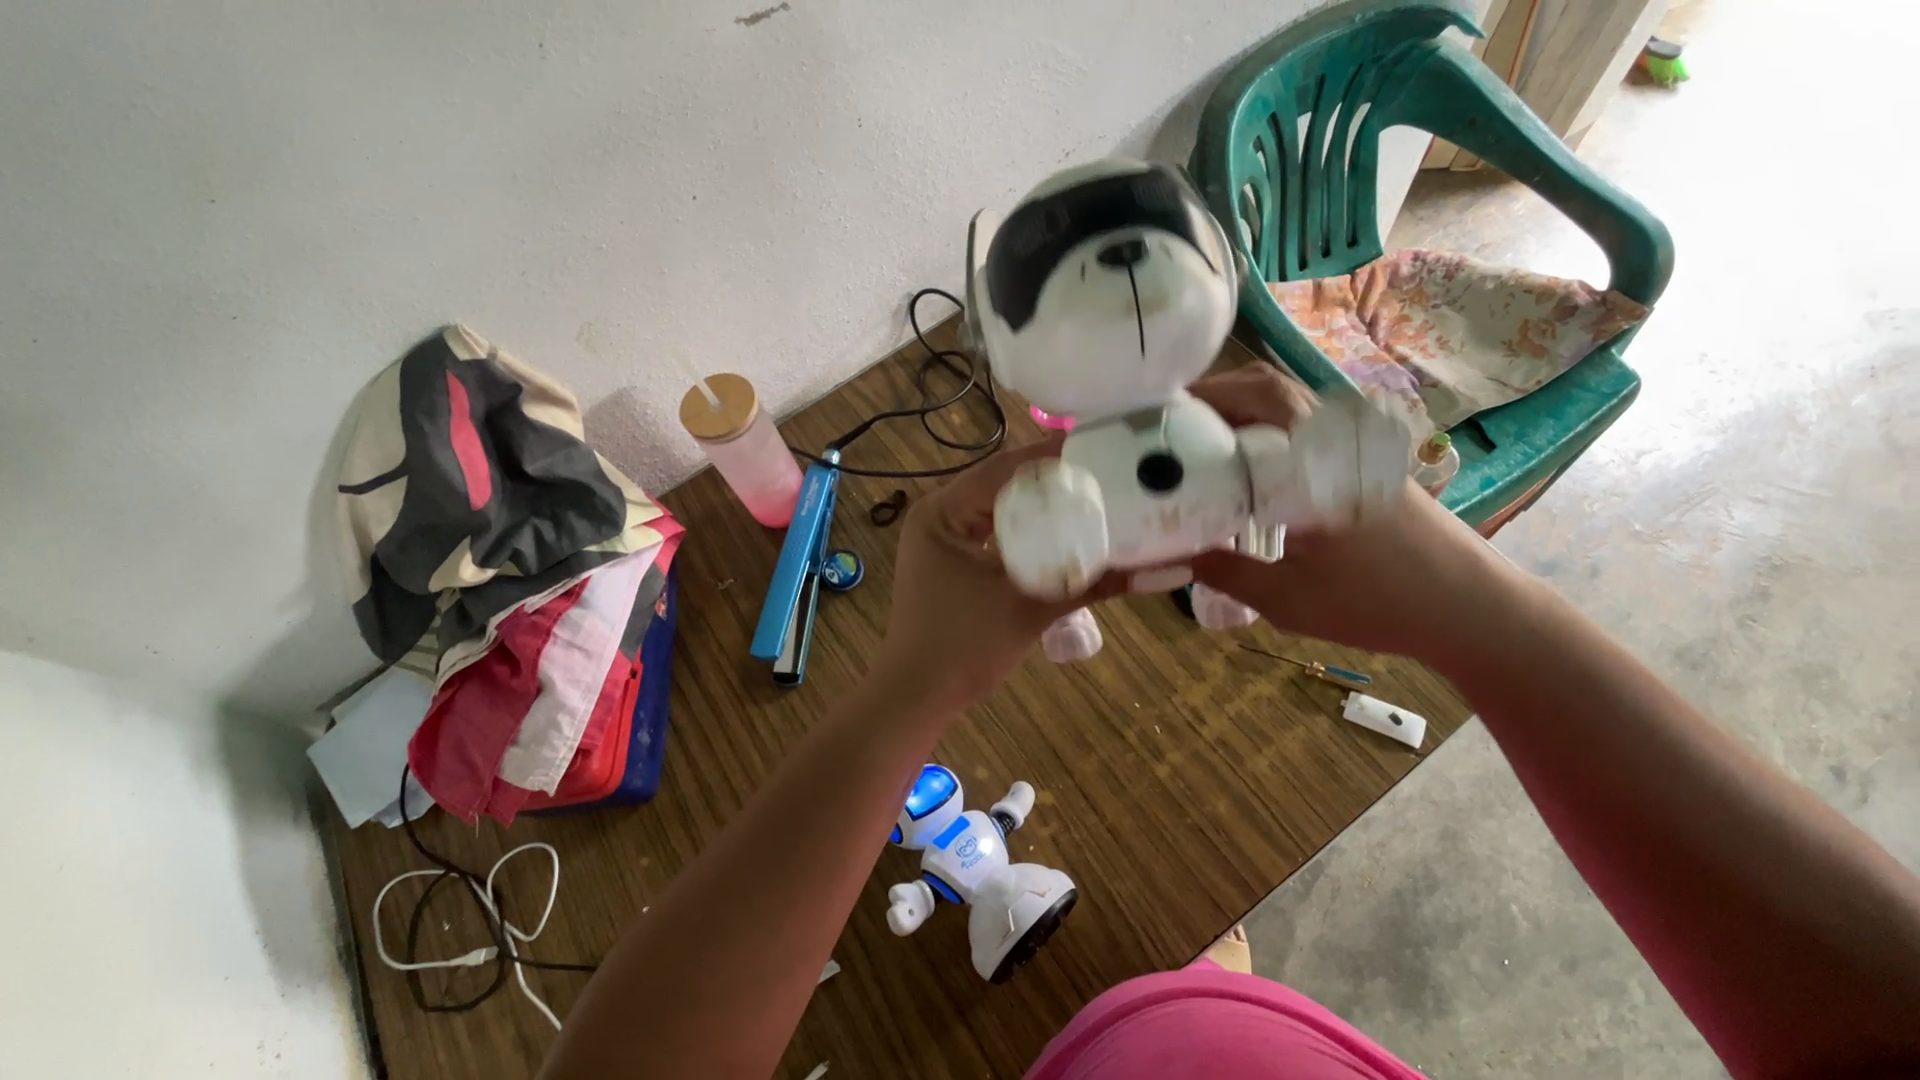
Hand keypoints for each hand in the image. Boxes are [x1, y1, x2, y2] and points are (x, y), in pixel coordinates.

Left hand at [873, 440, 1119, 712]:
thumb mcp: (1029, 608)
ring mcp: (943, 538)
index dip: (1054, 459)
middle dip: (1054, 482)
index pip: (1004, 470)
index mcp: (942, 512)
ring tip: (1096, 496)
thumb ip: (1091, 582)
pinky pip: (996, 533)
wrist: (917, 697)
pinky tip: (1066, 533)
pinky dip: (1028, 532)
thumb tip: (1160, 570)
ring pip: (1001, 509)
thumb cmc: (963, 648)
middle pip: (1003, 486)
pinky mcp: (953, 560)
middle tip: (1108, 473)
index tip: (1104, 449)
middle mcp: (938, 514)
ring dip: (1043, 507)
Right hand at [1187, 365, 1531, 661]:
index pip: (1248, 399)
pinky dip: (1267, 428)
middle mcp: (1335, 436)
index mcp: (1313, 458)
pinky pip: (1306, 424)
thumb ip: (1222, 570)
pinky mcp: (1366, 460)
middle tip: (1167, 428)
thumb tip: (1164, 554)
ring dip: (1241, 409)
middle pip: (1266, 385)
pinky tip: (1249, 468)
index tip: (1151, 419)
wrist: (1471, 609)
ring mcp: (1355, 444)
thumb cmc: (1377, 604)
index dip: (1196, 399)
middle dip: (1211, 397)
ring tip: (1197, 444)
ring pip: (1289, 402)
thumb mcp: (1287, 598)